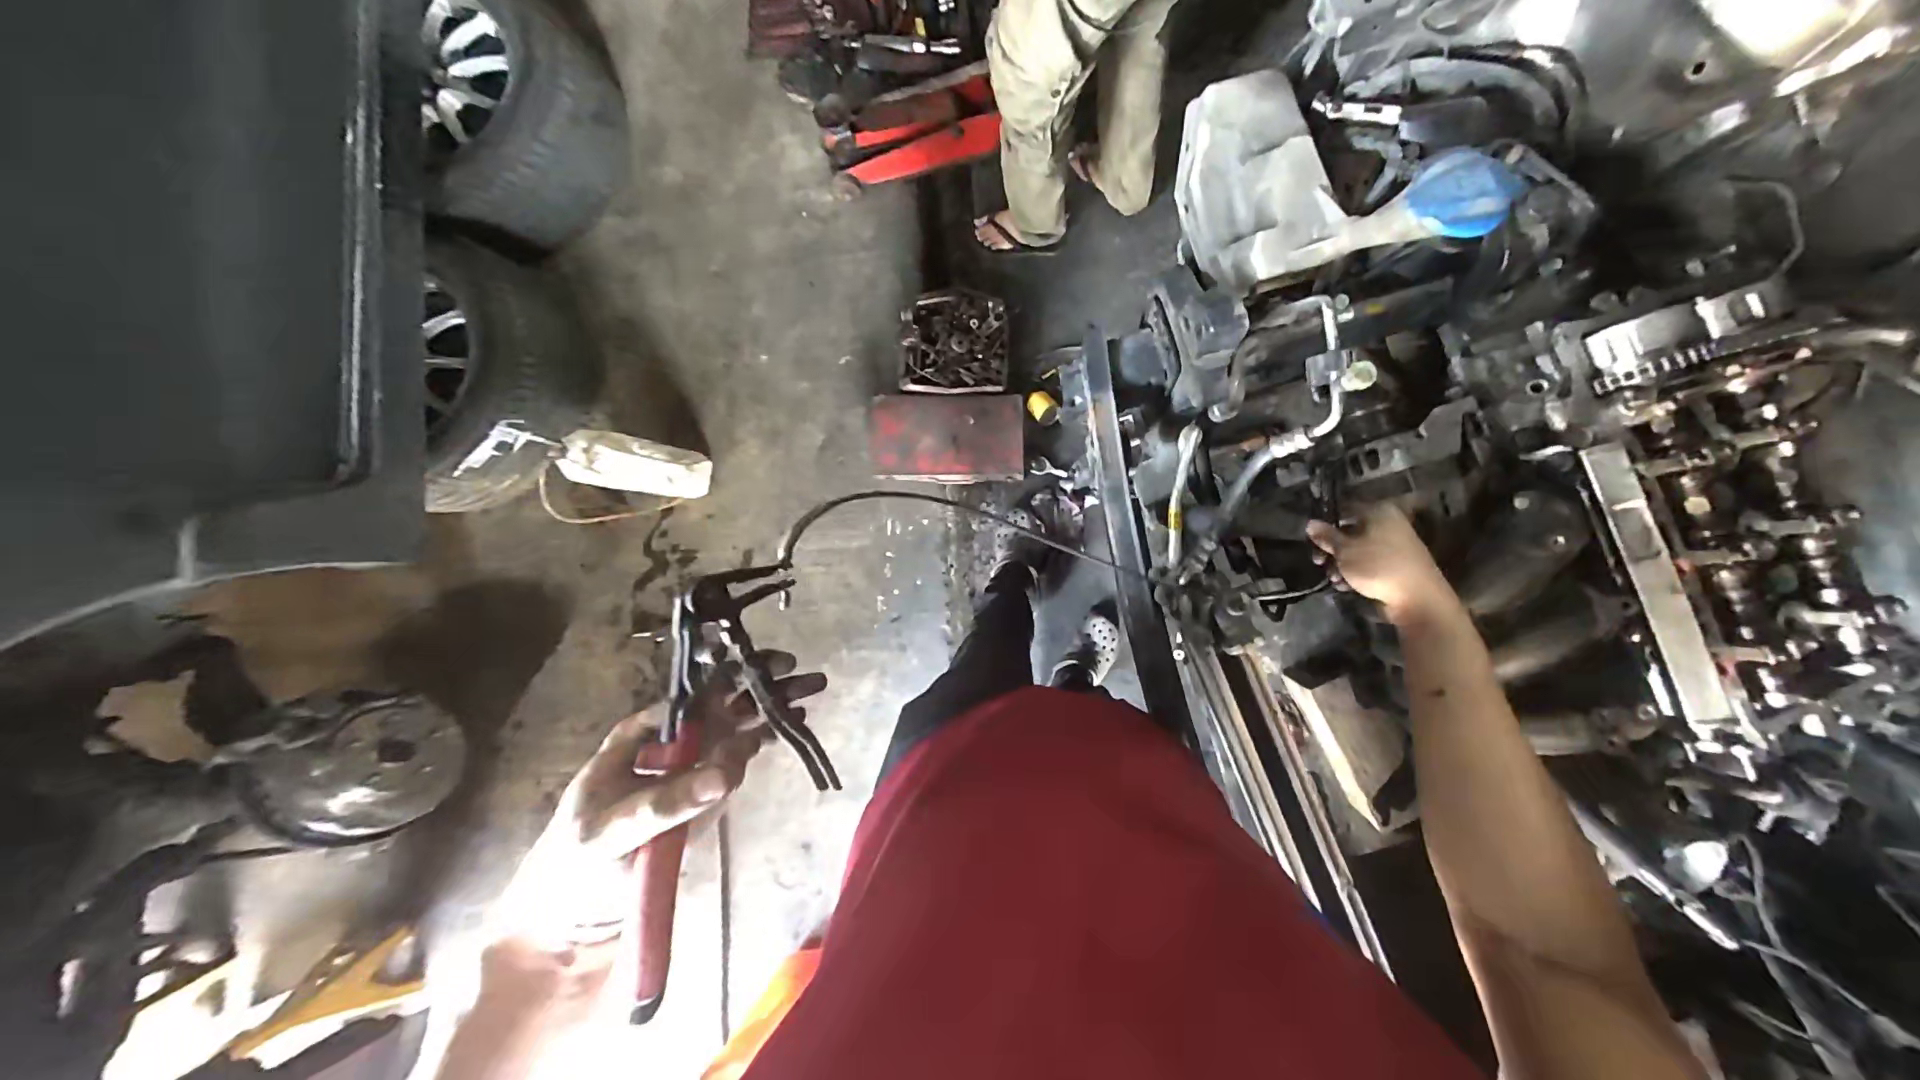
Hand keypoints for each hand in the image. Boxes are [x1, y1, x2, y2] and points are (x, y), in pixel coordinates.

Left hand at [487, 652, 826, 956]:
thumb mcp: (612, 831)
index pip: (691, 697)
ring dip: (775, 704)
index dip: (730, 679)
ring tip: (812, 688)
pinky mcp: (710, 787)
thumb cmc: (578, 860)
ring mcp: (694, 762)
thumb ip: (668, 802)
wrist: (575, 908)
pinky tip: (795, 723)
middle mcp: (672, 738)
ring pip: (739, 723)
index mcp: (641, 734)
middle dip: (762, 683)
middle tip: (800, 671)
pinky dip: (768, 737)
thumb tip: (728, 772)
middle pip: (722, 702)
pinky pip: (743, 755)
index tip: (767, 670)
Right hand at [1307, 503, 1458, 625]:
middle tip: (1319, 562)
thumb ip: (1326, 536)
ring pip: (1357, 549)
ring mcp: (1393, 545)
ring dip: (1340, 564)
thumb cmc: (1377, 566)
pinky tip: (1345, 586)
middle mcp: (1388, 524)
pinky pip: (1368, 562)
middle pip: (1349, 531)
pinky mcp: (1395, 564)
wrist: (1417, 598)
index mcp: (1379, 512)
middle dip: (1331, 548)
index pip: (1345, 509)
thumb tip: (1310, 524)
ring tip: (1334, 579)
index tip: (1312, 539)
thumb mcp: (1344, 550)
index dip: (1325, 523)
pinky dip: (1355, 572)